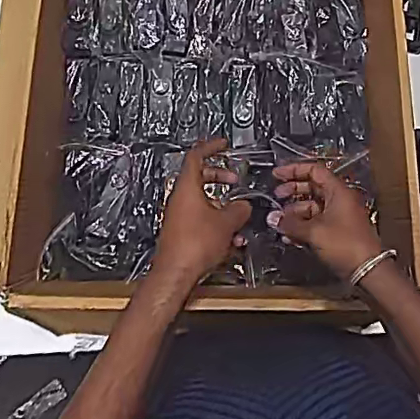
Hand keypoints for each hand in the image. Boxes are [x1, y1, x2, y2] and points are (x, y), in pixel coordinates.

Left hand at [152, 138, 249, 287]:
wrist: (175, 274)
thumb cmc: (194, 244)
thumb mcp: (226, 222)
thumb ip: (239, 209)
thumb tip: (244, 206)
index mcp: (187, 188)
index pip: (196, 157)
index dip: (210, 147)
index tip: (222, 144)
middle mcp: (179, 199)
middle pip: (199, 177)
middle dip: (219, 176)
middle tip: (233, 178)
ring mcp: (178, 216)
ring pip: (202, 200)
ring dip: (221, 203)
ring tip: (237, 214)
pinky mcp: (180, 232)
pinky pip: (200, 218)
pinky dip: (215, 221)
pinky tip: (229, 237)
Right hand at [271, 162, 385, 279]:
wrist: (368, 270)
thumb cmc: (343, 243)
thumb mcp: (314, 232)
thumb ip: (291, 223)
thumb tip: (272, 218)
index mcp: (337, 191)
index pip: (314, 171)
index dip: (294, 169)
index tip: (277, 174)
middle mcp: (339, 199)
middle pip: (312, 187)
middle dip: (292, 190)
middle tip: (276, 196)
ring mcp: (339, 215)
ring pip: (313, 206)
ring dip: (295, 212)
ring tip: (279, 221)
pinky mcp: (337, 231)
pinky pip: (316, 222)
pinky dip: (303, 226)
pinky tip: (289, 235)